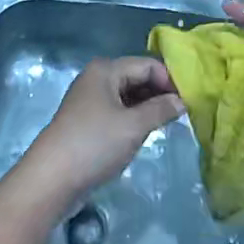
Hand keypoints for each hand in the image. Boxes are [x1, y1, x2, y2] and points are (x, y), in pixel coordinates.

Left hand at [22, 57, 185, 198]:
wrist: (51, 178)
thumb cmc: (94, 144)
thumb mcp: (133, 126)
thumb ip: (160, 110)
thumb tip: (182, 100)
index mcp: (106, 69)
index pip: (147, 65)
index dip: (170, 80)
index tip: (191, 100)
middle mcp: (97, 77)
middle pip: (137, 77)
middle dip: (160, 93)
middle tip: (185, 114)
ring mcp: (90, 99)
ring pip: (128, 95)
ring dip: (148, 107)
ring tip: (170, 124)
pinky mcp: (87, 120)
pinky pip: (118, 111)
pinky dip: (134, 118)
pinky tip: (147, 132)